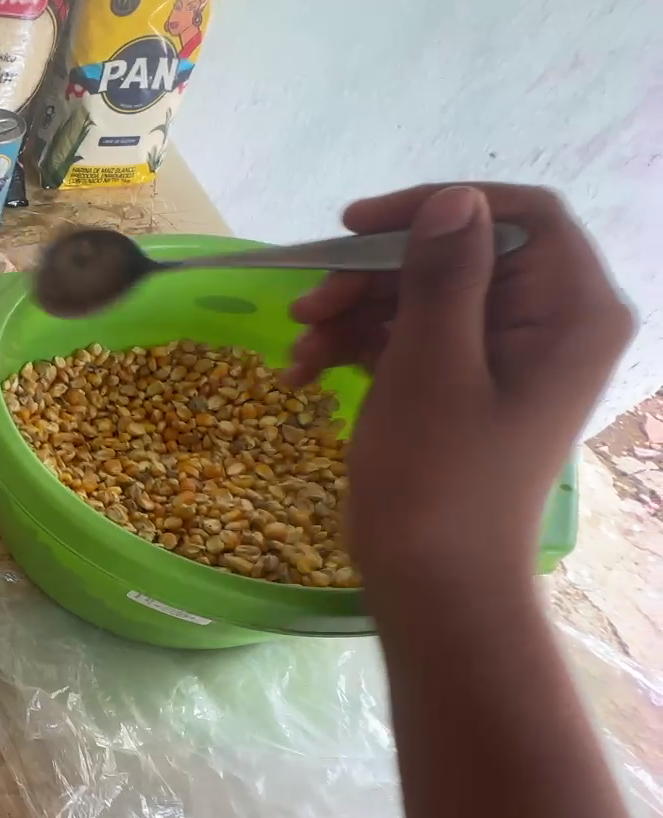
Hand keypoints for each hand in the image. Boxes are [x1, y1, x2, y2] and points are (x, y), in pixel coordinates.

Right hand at [284, 184, 632, 591]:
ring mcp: (495, 359)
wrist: (431, 570)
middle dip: (369, 279)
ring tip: (296, 352)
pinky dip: (349, 352)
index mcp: (568, 312)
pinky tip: (302, 377)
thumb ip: (445, 280)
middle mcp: (542, 325)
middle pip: (453, 261)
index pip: (516, 218)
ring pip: (416, 303)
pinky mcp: (453, 388)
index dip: (432, 209)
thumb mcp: (431, 372)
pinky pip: (401, 344)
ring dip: (348, 319)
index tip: (347, 226)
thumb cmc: (436, 475)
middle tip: (302, 310)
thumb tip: (450, 200)